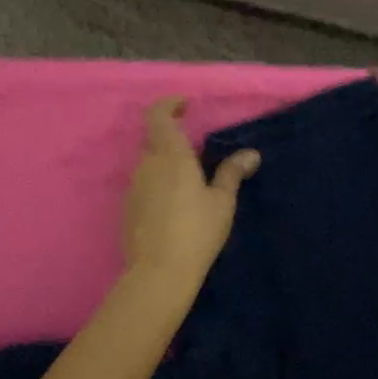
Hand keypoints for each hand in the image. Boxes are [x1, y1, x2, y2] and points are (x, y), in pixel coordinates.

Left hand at [123, 97, 259, 287]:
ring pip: (148, 162)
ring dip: (166, 162)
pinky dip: (159, 183)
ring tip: (191, 179)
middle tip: (197, 148)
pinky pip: (144, 184)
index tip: (185, 105)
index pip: (158, 115)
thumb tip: (250, 154)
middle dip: (173, 137)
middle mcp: (146, 165)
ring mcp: (133, 187)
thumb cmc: (196, 231)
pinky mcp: (127, 208)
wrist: (158, 273)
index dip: (168, 105)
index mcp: (170, 155)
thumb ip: (232, 173)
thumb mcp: (222, 202)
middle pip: (153, 138)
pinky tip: (176, 204)